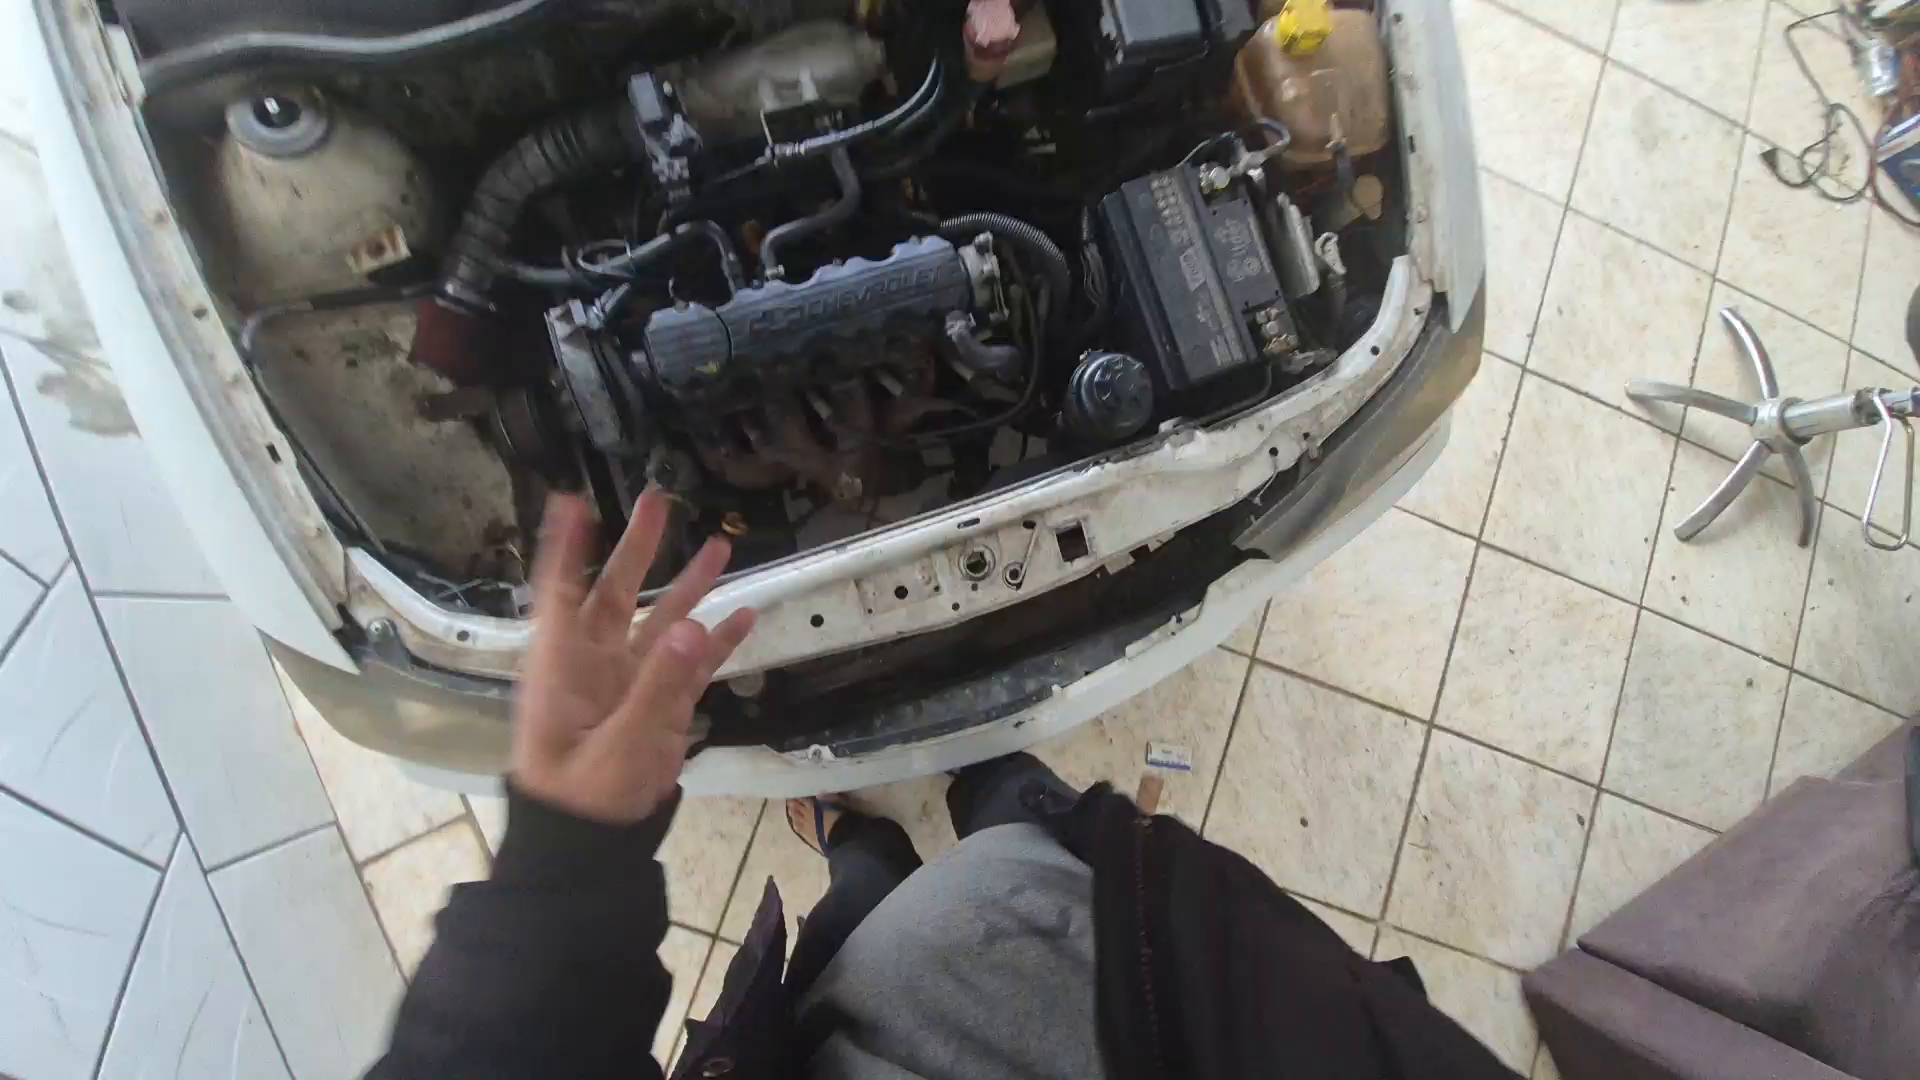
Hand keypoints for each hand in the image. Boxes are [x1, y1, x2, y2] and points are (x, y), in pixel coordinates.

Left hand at [511, 491, 755, 823]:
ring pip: (664, 620)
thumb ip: (660, 685)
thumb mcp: (622, 743)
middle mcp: (597, 660)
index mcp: (565, 664)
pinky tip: (745, 614)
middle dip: (640, 548)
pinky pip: (694, 661)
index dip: (566, 547)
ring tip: (721, 546)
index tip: (574, 502)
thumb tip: (697, 624)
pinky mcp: (663, 700)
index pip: (562, 592)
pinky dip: (719, 639)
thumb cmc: (586, 794)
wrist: (594, 844)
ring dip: (691, 585)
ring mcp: (633, 678)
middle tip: (659, 501)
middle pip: (618, 592)